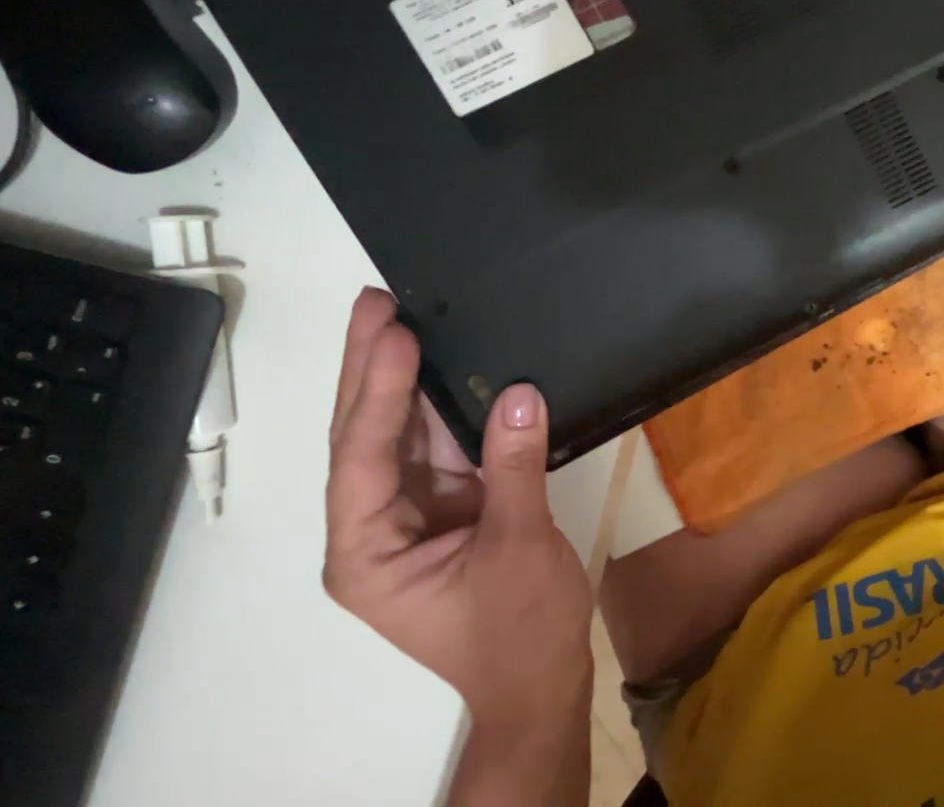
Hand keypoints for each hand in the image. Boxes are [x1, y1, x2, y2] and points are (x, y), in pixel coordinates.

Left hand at [322, 289, 591, 733]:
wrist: (541, 679)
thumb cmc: (519, 628)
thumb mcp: (518, 547)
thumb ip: (513, 469)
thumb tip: (520, 394)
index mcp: (367, 551)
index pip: (363, 458)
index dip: (377, 393)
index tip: (394, 334)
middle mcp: (376, 527)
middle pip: (366, 438)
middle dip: (369, 371)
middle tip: (377, 304)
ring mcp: (414, 515)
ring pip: (403, 437)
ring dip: (407, 382)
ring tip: (404, 319)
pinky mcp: (452, 507)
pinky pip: (445, 449)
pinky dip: (451, 408)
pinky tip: (451, 368)